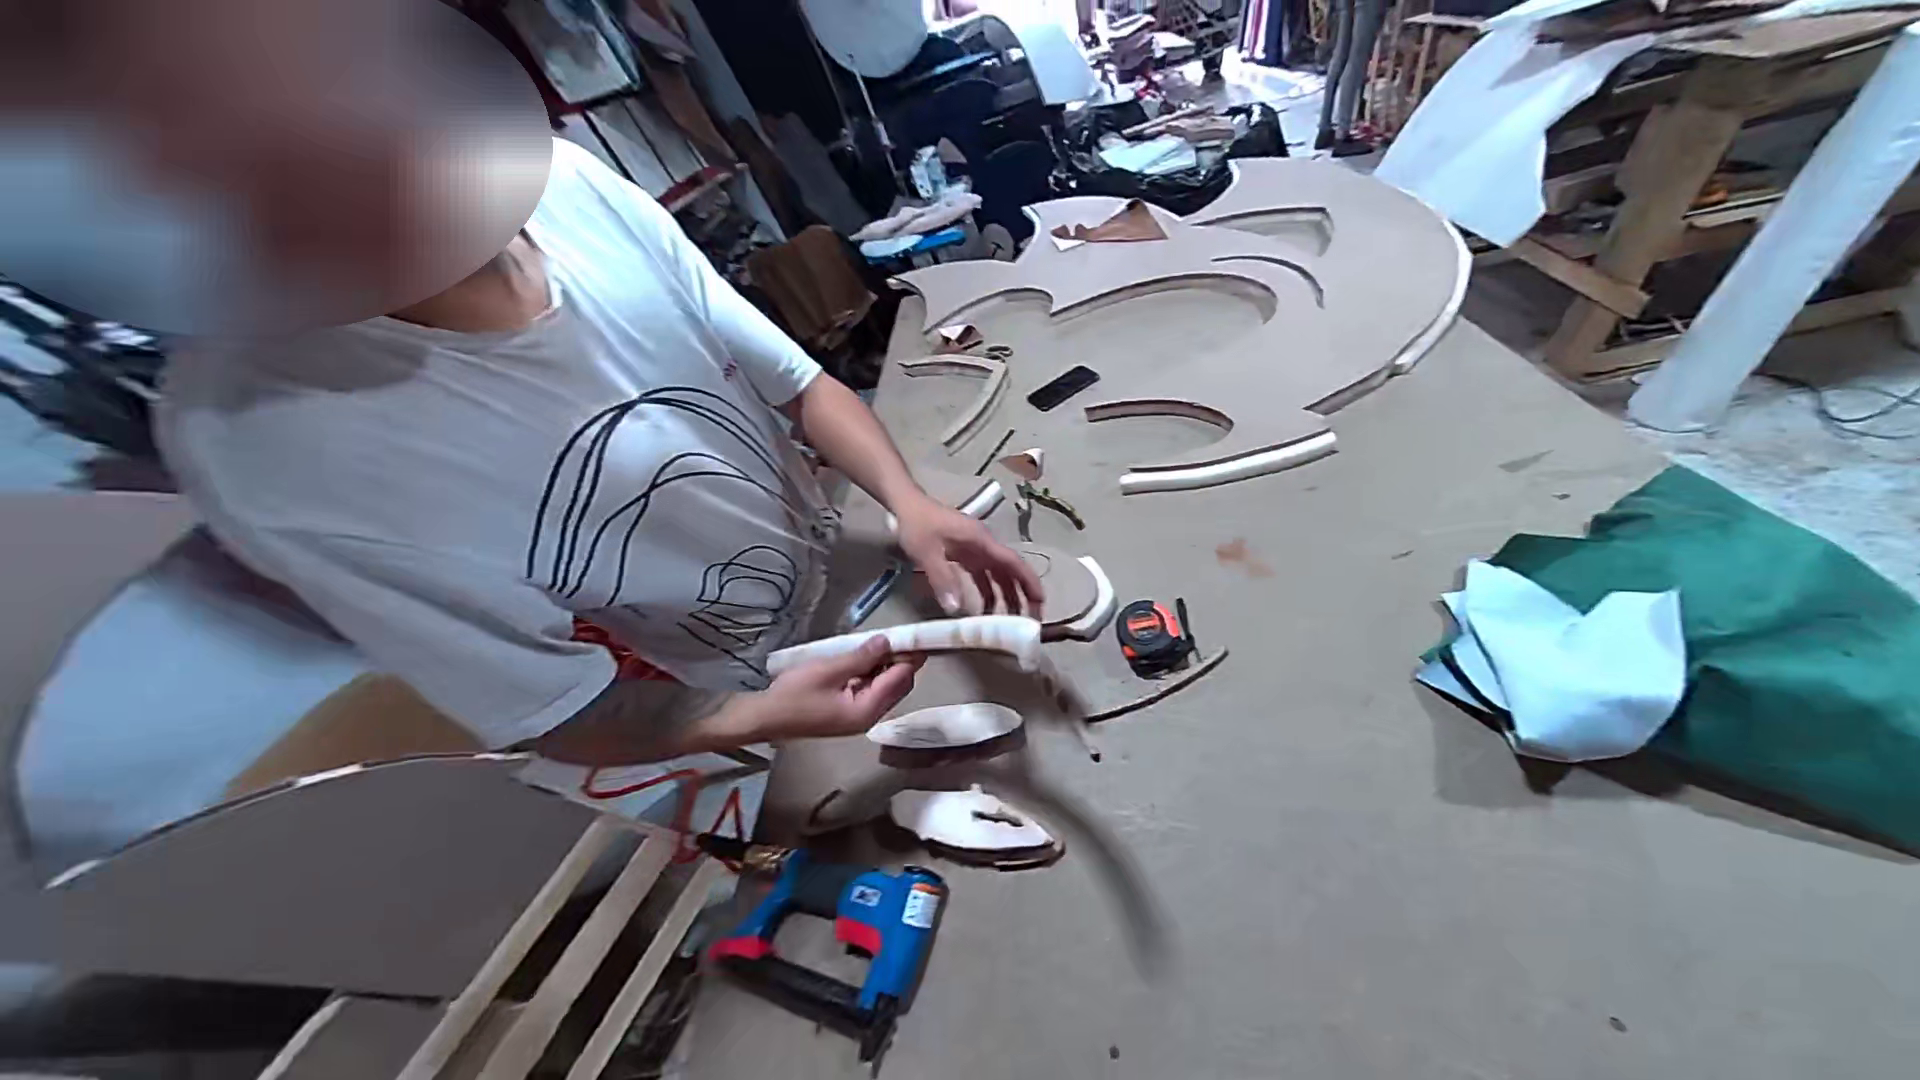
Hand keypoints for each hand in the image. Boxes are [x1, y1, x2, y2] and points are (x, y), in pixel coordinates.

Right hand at [734, 637, 923, 741]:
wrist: (765, 717)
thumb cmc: (795, 694)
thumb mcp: (830, 670)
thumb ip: (861, 657)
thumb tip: (887, 641)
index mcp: (867, 710)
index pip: (900, 680)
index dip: (909, 657)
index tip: (916, 635)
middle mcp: (869, 717)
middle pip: (898, 686)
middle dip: (901, 661)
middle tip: (898, 635)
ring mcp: (859, 716)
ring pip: (885, 687)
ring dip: (886, 666)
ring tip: (882, 641)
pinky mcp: (848, 712)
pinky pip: (871, 690)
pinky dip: (873, 673)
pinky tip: (866, 657)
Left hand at [892, 493, 1045, 615]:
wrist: (906, 505)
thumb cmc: (918, 524)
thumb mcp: (927, 552)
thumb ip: (942, 578)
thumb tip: (956, 609)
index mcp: (981, 541)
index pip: (1013, 562)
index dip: (1029, 582)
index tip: (1041, 602)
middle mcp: (984, 546)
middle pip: (1011, 572)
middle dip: (1023, 595)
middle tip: (1030, 621)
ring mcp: (976, 551)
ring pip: (998, 577)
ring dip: (1006, 597)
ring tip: (1009, 623)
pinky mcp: (966, 556)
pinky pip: (983, 577)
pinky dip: (987, 593)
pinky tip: (984, 611)